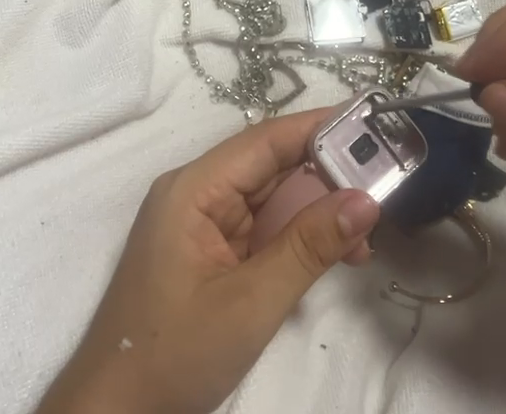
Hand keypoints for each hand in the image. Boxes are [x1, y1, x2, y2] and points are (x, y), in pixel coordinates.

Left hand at [37, 109, 381, 413]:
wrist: (117, 411)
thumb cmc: (175, 352)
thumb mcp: (250, 302)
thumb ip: (309, 247)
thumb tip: (366, 200)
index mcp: (194, 189)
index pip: (266, 141)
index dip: (319, 127)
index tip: (373, 122)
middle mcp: (199, 194)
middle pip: (273, 166)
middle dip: (329, 174)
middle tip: (388, 185)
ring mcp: (205, 224)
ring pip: (274, 199)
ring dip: (320, 212)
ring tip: (370, 233)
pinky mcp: (213, 252)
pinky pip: (265, 229)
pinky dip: (302, 238)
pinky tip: (340, 253)